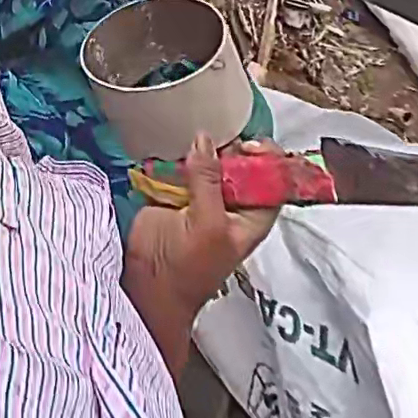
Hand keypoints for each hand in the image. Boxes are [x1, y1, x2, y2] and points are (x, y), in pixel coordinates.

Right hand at [125, 135, 281, 316]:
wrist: (147, 282)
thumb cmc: (188, 265)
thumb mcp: (208, 224)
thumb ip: (208, 181)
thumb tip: (204, 139)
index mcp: (250, 216)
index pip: (270, 181)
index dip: (266, 159)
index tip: (247, 143)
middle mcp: (229, 203)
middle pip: (238, 165)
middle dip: (230, 147)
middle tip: (216, 136)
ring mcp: (201, 196)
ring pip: (208, 162)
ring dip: (201, 147)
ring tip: (192, 137)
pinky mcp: (174, 191)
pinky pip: (180, 165)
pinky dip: (177, 153)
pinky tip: (173, 142)